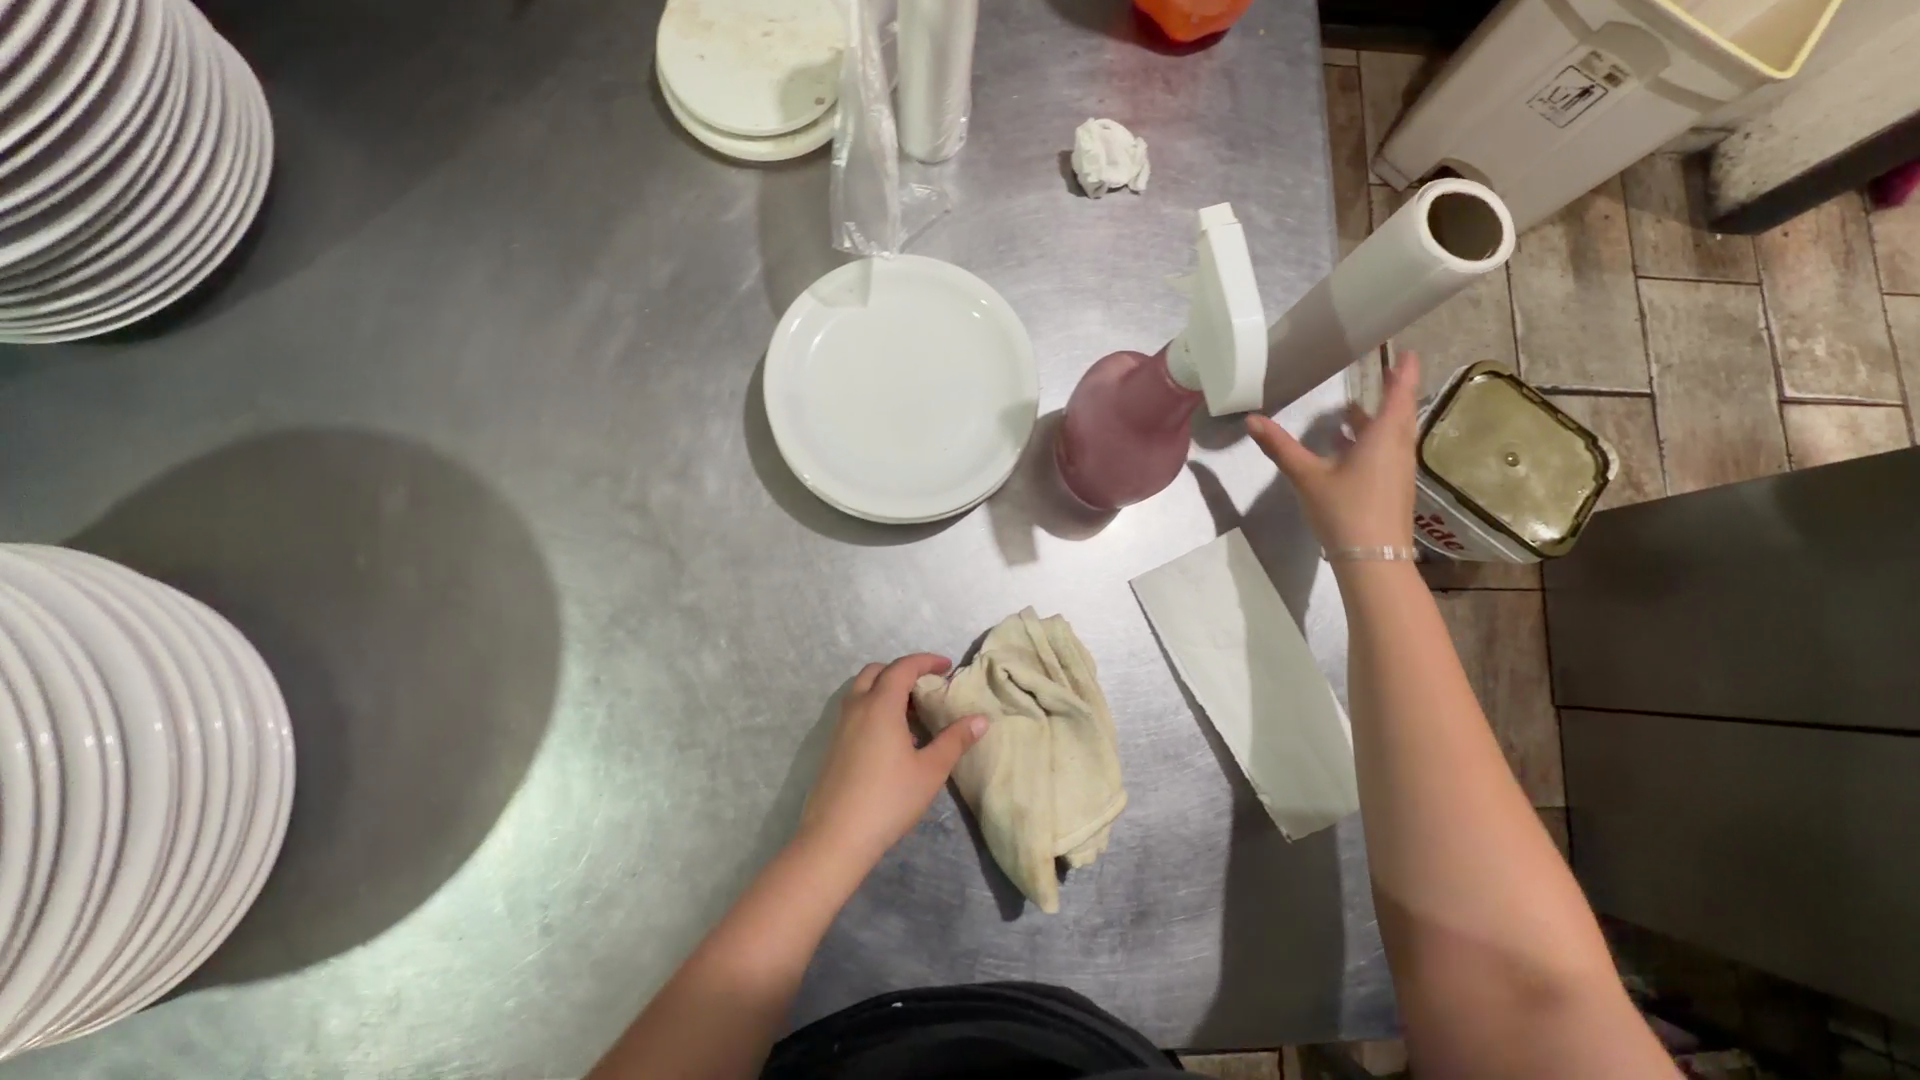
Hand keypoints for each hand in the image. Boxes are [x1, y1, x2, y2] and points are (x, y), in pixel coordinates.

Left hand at [797, 653, 987, 867]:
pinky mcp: (833, 747)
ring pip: (861, 692)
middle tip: (926, 687)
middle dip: (902, 671)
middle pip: (876, 672)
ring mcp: (840, 727)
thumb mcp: (931, 770)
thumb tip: (980, 719)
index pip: (902, 667)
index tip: (946, 667)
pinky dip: (874, 709)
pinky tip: (893, 740)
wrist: (836, 836)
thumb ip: (955, 740)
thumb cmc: (889, 799)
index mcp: (880, 705)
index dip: (925, 661)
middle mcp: (856, 708)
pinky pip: (855, 712)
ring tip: (912, 714)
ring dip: (885, 690)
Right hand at [1247, 351, 1420, 551]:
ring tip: (1350, 413)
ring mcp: (1400, 470)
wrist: (1373, 559)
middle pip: (1399, 412)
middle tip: (1379, 375)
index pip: (1399, 393)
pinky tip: (1348, 451)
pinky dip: (1372, 442)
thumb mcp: (1307, 476)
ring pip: (1393, 435)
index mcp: (1383, 437)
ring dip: (1376, 421)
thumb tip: (1252, 420)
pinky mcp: (1395, 488)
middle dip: (1389, 393)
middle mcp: (1399, 448)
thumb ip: (1281, 447)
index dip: (1403, 371)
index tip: (1405, 352)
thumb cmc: (1344, 511)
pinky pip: (1388, 453)